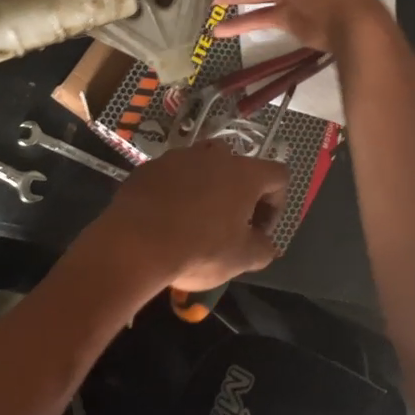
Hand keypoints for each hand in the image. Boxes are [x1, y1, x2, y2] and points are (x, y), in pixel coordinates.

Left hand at [73, 143, 287, 293]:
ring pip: (201, 165)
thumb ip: (263, 248)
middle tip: (229, 224)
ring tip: (195, 220)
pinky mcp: (150, 166)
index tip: (259, 231)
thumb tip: (265, 243)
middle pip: (238, 165)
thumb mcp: (241, 259)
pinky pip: (171, 174)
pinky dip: (175, 191)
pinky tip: (166, 217)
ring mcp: (177, 157)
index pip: (278, 175)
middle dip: (238, 192)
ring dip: (205, 188)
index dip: (276, 203)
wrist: (136, 243)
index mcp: (242, 173)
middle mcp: (212, 155)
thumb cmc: (199, 250)